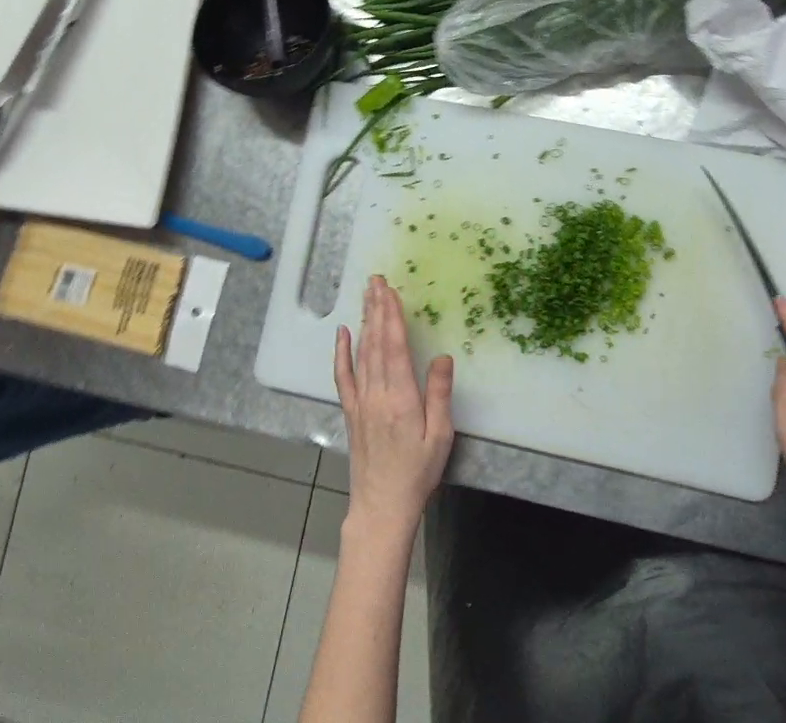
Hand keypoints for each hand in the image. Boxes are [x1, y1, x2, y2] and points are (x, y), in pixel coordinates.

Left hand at [334, 276, 454, 535]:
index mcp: (401, 398)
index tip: (390, 290)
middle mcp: (376, 394)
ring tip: (366, 296)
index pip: (395, 347)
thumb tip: (443, 356)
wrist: (382, 505)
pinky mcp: (351, 411)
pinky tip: (342, 333)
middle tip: (375, 280)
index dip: (392, 316)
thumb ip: (439, 394)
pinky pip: (343, 376)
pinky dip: (342, 352)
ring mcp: (360, 401)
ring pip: (361, 353)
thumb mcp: (440, 436)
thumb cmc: (417, 472)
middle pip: (376, 343)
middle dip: (377, 309)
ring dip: (364, 322)